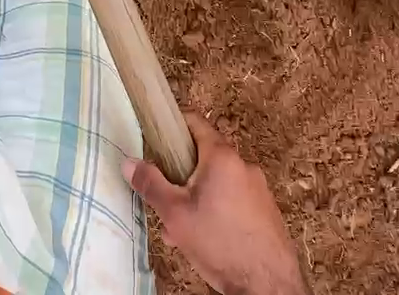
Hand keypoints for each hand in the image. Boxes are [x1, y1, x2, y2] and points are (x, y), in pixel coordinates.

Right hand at [123, 113, 309, 294]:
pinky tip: (206, 239)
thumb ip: (150, 184)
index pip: (193, 121)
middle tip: (165, 198)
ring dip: (197, 197)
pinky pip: (234, 201)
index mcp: (222, 156)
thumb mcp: (175, 213)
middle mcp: (244, 165)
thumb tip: (128, 162)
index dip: (171, 126)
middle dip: (180, 176)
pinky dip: (217, 211)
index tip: (154, 142)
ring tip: (181, 229)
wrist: (270, 289)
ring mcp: (260, 190)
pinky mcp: (268, 213)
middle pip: (203, 157)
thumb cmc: (219, 242)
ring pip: (218, 183)